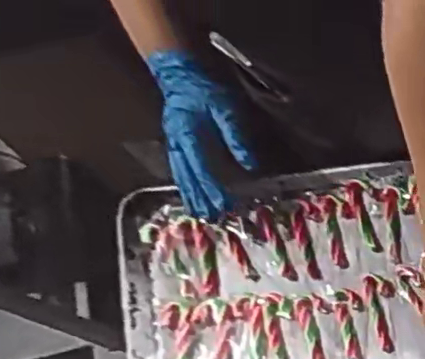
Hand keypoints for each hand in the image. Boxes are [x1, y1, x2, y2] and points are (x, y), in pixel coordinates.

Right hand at [145, 50, 256, 221]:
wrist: (182, 74)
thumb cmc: (206, 92)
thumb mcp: (226, 109)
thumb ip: (236, 136)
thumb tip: (250, 165)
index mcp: (187, 132)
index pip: (200, 165)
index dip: (211, 187)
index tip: (222, 205)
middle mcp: (177, 140)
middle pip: (187, 174)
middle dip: (198, 197)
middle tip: (210, 219)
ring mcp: (174, 142)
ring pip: (181, 173)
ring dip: (190, 195)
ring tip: (199, 215)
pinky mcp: (177, 143)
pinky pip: (180, 168)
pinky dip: (185, 185)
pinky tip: (191, 198)